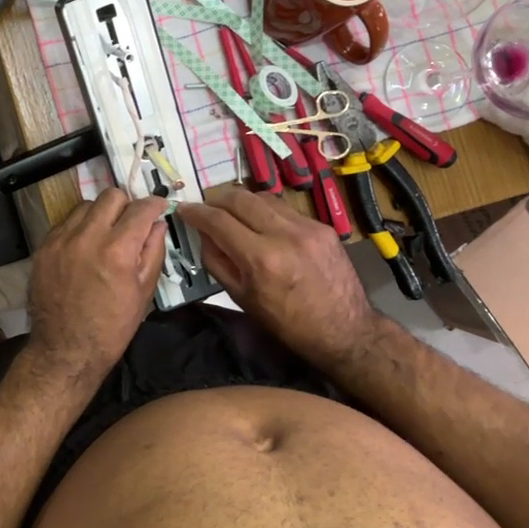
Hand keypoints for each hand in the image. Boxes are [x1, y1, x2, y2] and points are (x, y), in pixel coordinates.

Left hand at [25, 189, 168, 380]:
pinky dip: (79, 228)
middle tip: (131, 223)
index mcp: (117, 251)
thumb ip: (153, 251)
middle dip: (126, 205)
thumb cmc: (112, 328)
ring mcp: (60, 241)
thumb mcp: (143, 292)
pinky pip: (65, 223)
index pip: (140, 209)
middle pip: (111, 196)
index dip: (155, 205)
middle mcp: (86, 238)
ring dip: (100, 215)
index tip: (159, 208)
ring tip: (105, 236)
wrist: (65, 350)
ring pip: (86, 206)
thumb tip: (158, 223)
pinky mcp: (43, 247)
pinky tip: (84, 248)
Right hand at [179, 187, 379, 364]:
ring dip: (241, 201)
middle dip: (216, 198)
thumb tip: (203, 234)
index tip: (183, 209)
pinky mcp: (323, 227)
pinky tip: (262, 224)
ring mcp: (307, 227)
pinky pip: (285, 208)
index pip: (218, 221)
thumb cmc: (286, 323)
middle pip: (240, 198)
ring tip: (231, 212)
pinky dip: (266, 211)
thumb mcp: (241, 297)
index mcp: (260, 258)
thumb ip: (217, 261)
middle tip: (206, 206)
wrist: (344, 330)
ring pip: (263, 197)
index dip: (196, 212)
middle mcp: (284, 235)